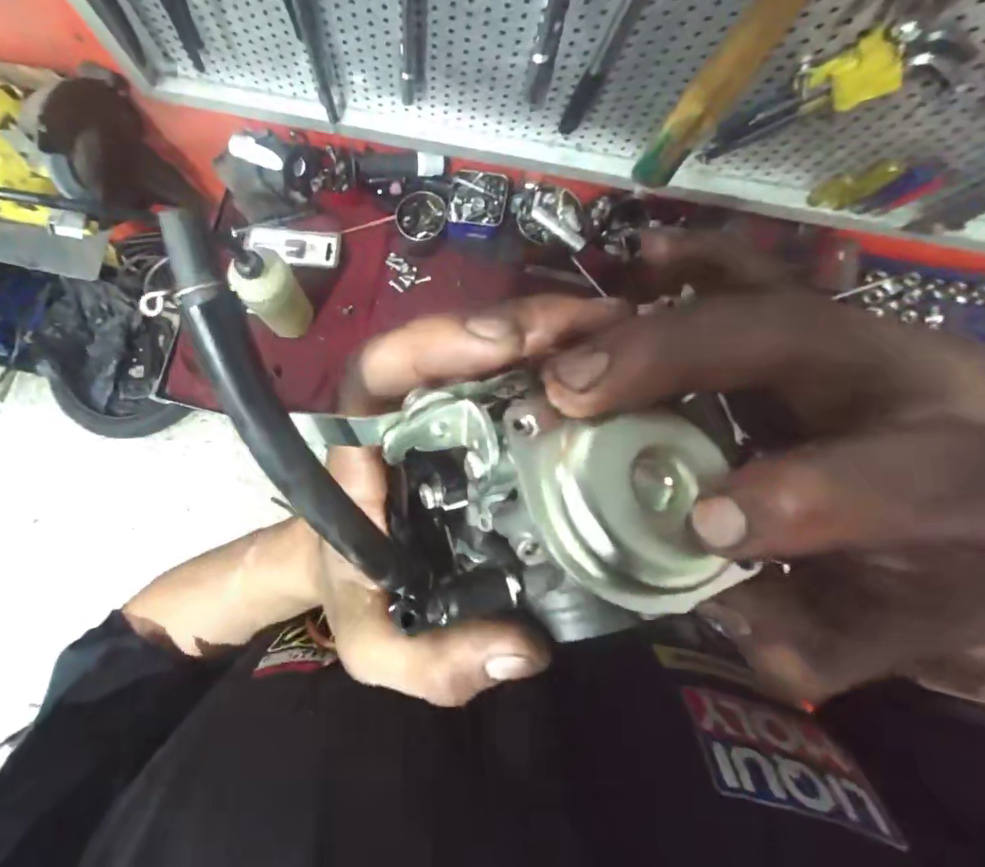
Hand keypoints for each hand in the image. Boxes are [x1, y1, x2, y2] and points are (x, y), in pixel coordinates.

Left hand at [318, 294, 631, 705]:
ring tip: (622, 331)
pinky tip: (619, 360)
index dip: (435, 341)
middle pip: (458, 342)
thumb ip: (432, 660)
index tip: (503, 343)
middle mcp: (409, 412)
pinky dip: (569, 360)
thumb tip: (521, 650)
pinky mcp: (488, 418)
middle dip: (527, 324)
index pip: (382, 367)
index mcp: (365, 447)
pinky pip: (526, 376)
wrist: (362, 585)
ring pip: (499, 352)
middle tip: (602, 325)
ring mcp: (454, 408)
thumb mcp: (382, 646)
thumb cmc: (361, 599)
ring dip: (558, 333)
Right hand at [539, 230, 984, 703]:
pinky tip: (643, 258)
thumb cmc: (940, 588)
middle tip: (578, 389)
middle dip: (686, 356)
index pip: (924, 474)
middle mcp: (948, 379)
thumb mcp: (887, 640)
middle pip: (812, 339)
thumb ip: (803, 632)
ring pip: (771, 296)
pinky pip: (760, 276)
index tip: (701, 521)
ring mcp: (883, 332)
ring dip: (665, 312)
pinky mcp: (830, 317)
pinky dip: (696, 263)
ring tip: (579, 339)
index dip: (810, 491)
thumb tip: (699, 581)